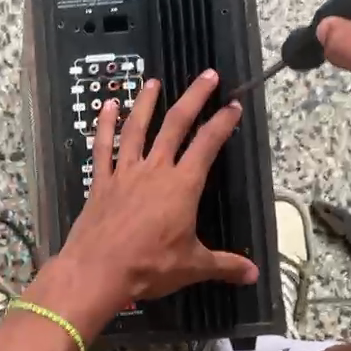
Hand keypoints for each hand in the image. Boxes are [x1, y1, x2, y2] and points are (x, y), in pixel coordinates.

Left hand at [33, 71, 259, 329]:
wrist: (97, 271)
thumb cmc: (148, 267)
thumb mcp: (192, 267)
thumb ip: (224, 266)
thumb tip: (254, 275)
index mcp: (182, 186)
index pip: (208, 145)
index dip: (223, 123)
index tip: (233, 106)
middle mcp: (154, 170)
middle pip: (176, 125)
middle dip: (194, 98)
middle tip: (207, 76)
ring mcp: (124, 173)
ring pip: (137, 129)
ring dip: (146, 103)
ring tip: (153, 81)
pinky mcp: (100, 183)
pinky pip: (103, 148)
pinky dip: (105, 126)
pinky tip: (107, 106)